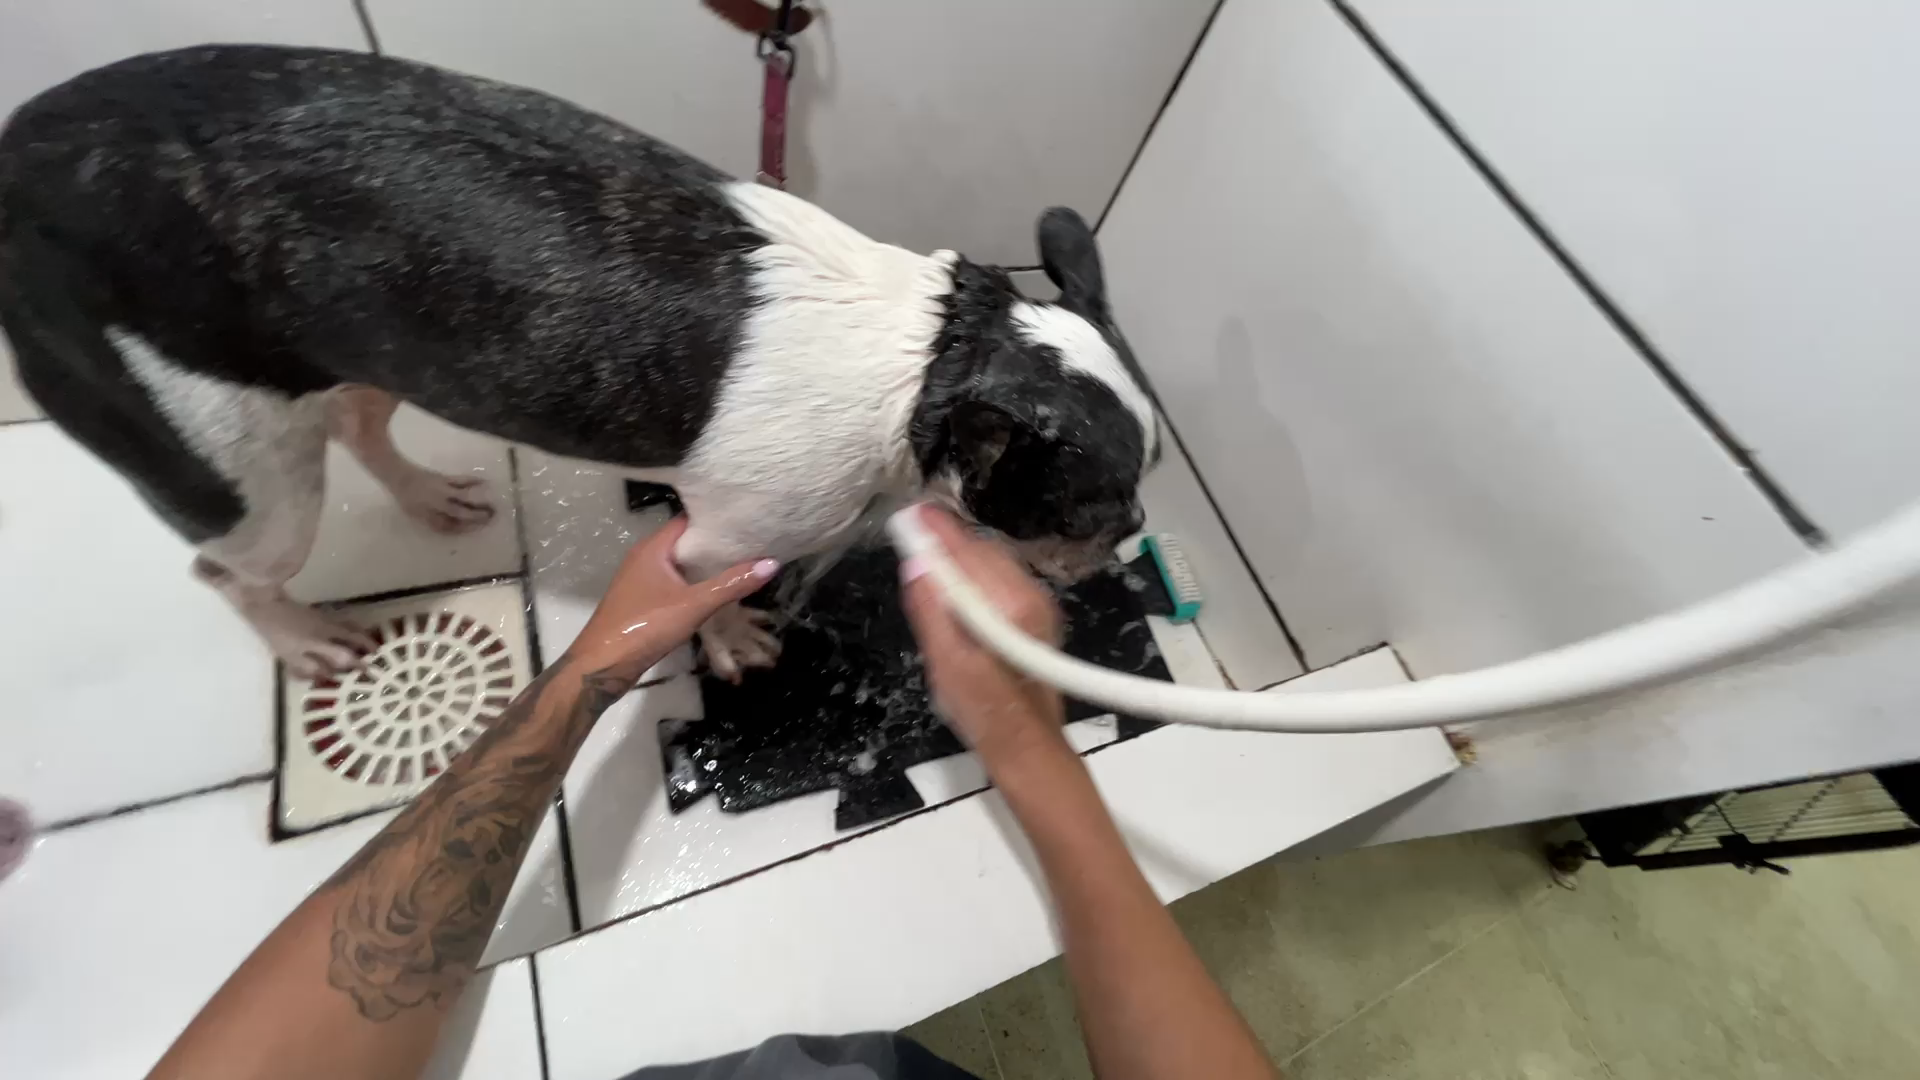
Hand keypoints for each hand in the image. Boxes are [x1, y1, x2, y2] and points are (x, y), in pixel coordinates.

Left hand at [564, 517, 779, 683]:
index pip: (688, 520)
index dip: (716, 518)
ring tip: (742, 561)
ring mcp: (642, 580)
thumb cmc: (644, 626)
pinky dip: (695, 582)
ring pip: (681, 564)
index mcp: (653, 549)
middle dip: (716, 542)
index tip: (746, 519)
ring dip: (706, 564)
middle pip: (686, 541)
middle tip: (752, 540)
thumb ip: (732, 584)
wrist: (602, 666)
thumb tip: (772, 563)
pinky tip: (717, 590)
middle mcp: (645, 558)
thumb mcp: (694, 604)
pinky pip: (675, 581)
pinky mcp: (643, 600)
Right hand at [897, 505, 1069, 766]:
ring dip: (962, 556)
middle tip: (915, 531)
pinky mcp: (1039, 616)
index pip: (969, 553)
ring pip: (995, 564)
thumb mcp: (948, 667)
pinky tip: (956, 586)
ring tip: (929, 555)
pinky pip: (1003, 580)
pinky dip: (976, 574)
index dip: (939, 531)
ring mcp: (1040, 605)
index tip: (914, 512)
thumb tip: (916, 565)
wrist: (1028, 748)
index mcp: (1009, 607)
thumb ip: (932, 614)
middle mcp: (1031, 597)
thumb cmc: (984, 715)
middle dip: (950, 540)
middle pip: (984, 552)